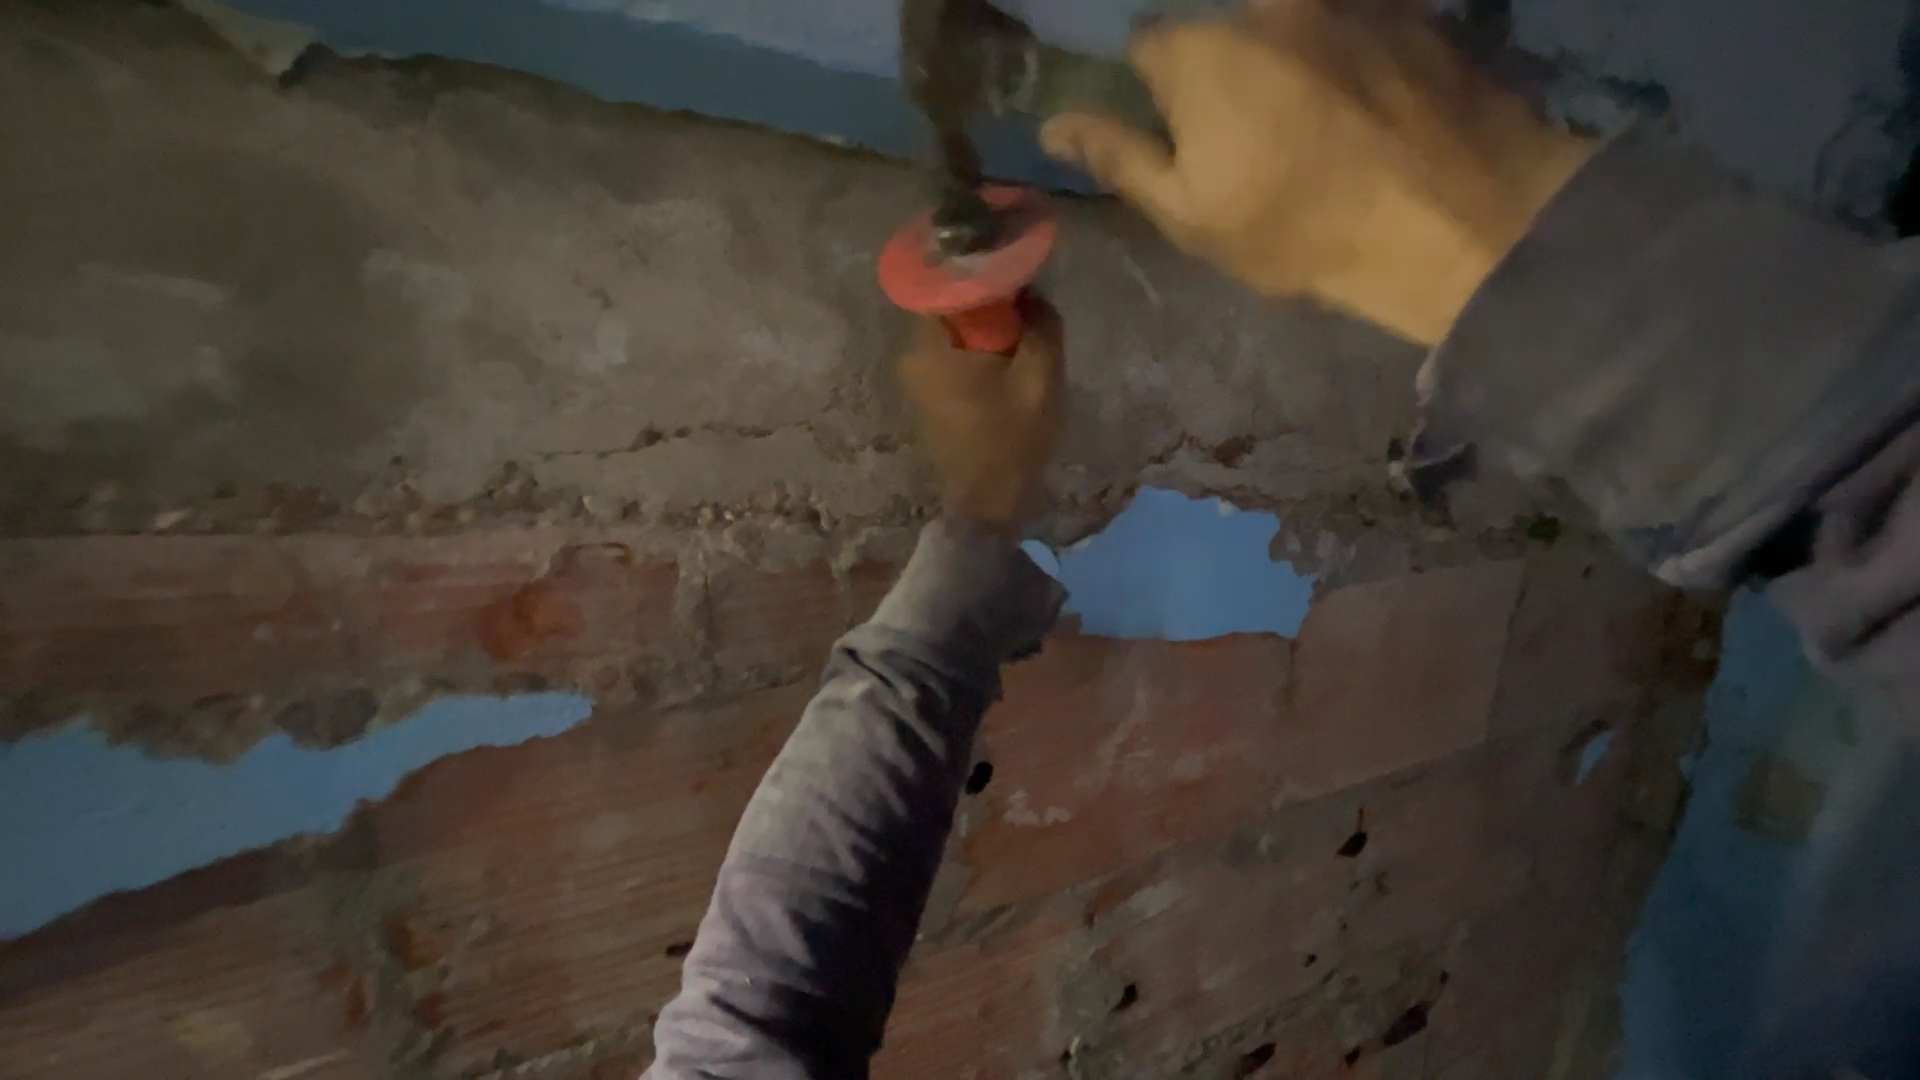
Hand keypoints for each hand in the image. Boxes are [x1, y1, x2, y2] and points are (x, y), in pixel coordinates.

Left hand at [900, 298, 1064, 530]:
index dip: (988, 273)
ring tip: (1022, 340)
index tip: (1020, 276)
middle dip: (991, 305)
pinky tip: (1004, 367)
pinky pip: (950, 357)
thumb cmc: (1012, 439)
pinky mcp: (925, 396)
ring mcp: (914, 378)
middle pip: (953, 307)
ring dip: (986, 332)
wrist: (987, 503)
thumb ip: (1041, 324)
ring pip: (954, 333)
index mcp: (930, 344)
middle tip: (1028, 312)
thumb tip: (1032, 294)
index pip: (951, 281)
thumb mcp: (1041, 377)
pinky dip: (976, 354)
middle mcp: (911, 355)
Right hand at [1039, 2, 1597, 345]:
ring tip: (1309, 124)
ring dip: (1281, 60)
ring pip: (1284, 20)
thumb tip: (1053, 122)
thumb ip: (1119, 156)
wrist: (1451, 219)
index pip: (1146, 44)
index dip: (1153, 92)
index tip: (1176, 136)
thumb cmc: (1296, 228)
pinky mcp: (1407, 5)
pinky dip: (1338, 53)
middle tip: (1247, 137)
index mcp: (1200, 52)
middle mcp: (1265, 1)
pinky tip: (1359, 107)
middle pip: (1218, 27)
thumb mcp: (1188, 212)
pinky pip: (1346, 18)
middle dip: (1219, 70)